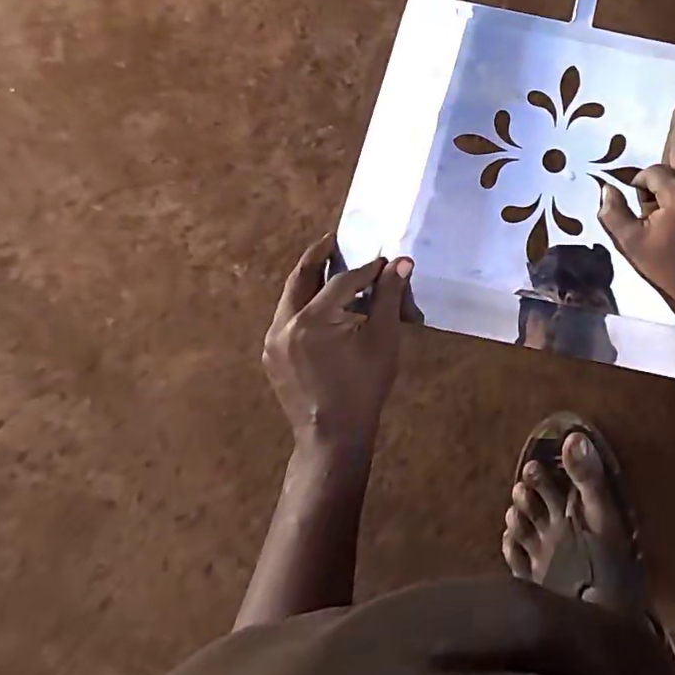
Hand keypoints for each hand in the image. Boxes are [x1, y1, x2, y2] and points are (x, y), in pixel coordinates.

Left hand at [262, 234, 415, 451]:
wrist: (333, 435)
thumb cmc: (363, 386)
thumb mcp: (383, 338)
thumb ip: (389, 296)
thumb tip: (401, 263)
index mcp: (311, 320)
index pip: (342, 281)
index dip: (367, 269)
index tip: (386, 261)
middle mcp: (284, 325)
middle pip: (301, 279)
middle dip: (318, 256)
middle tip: (333, 239)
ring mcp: (274, 342)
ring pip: (292, 299)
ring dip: (312, 281)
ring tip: (331, 269)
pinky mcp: (273, 356)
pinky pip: (288, 318)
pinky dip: (306, 305)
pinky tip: (325, 308)